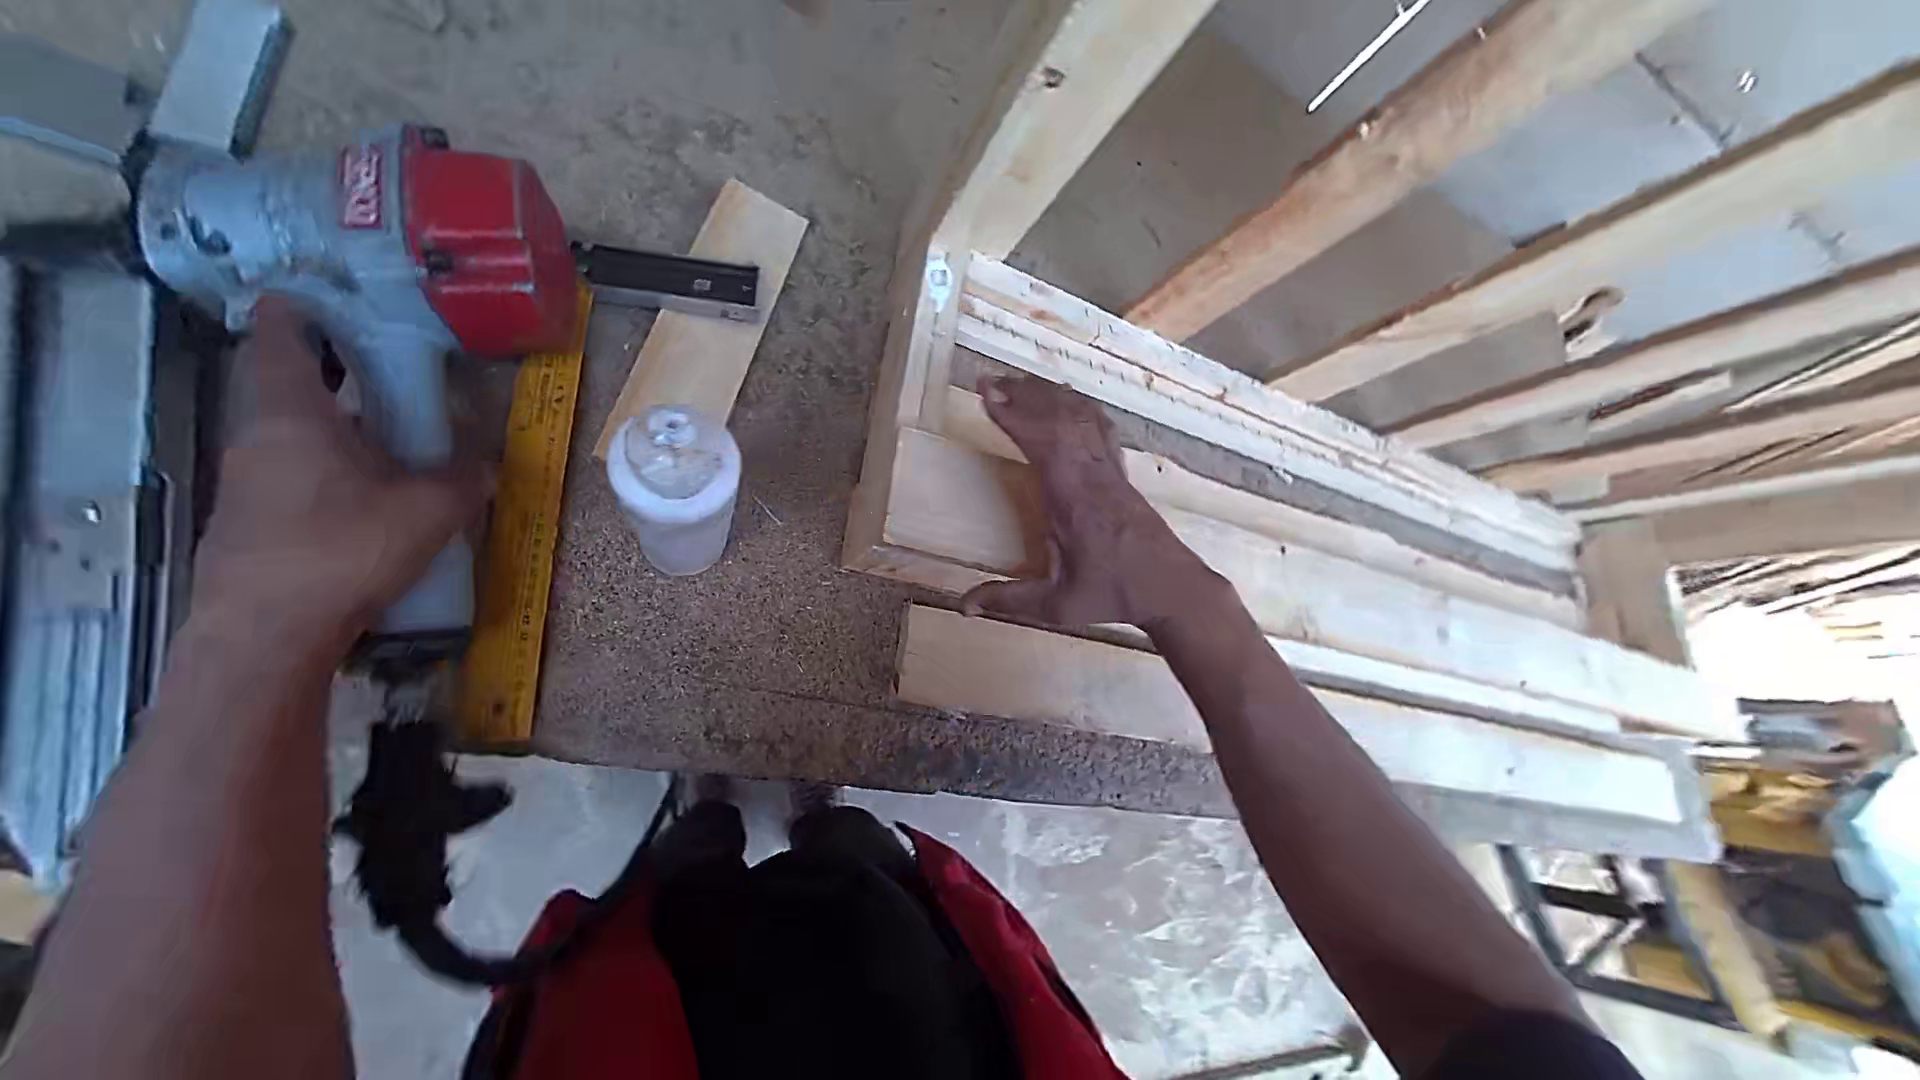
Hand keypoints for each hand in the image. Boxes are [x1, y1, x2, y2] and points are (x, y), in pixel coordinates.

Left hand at [189, 296, 488, 658]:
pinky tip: (375, 499)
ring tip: (395, 445)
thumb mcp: (430, 509)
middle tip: (388, 381)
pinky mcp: (254, 520)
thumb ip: (465, 478)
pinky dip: (334, 471)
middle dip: (336, 380)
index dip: (295, 313)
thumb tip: (488, 463)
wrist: (270, 629)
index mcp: (295, 418)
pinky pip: (298, 476)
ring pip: (297, 438)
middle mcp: (260, 440)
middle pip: (291, 391)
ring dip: (340, 431)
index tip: (318, 299)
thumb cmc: (346, 548)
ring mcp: (251, 482)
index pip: (278, 342)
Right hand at [960, 375, 1221, 629]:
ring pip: (1081, 416)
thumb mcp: (1057, 606)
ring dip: (1047, 395)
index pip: (1043, 444)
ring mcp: (1110, 470)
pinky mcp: (1120, 471)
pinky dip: (1078, 404)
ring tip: (1016, 381)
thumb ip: (1008, 601)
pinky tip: (1064, 396)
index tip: (987, 395)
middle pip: (1059, 419)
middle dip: (1022, 395)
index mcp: (1073, 502)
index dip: (1015, 416)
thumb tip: (963, 607)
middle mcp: (1092, 476)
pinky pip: (1100, 425)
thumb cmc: (1113, 595)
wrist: (1172, 587)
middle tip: (988, 379)